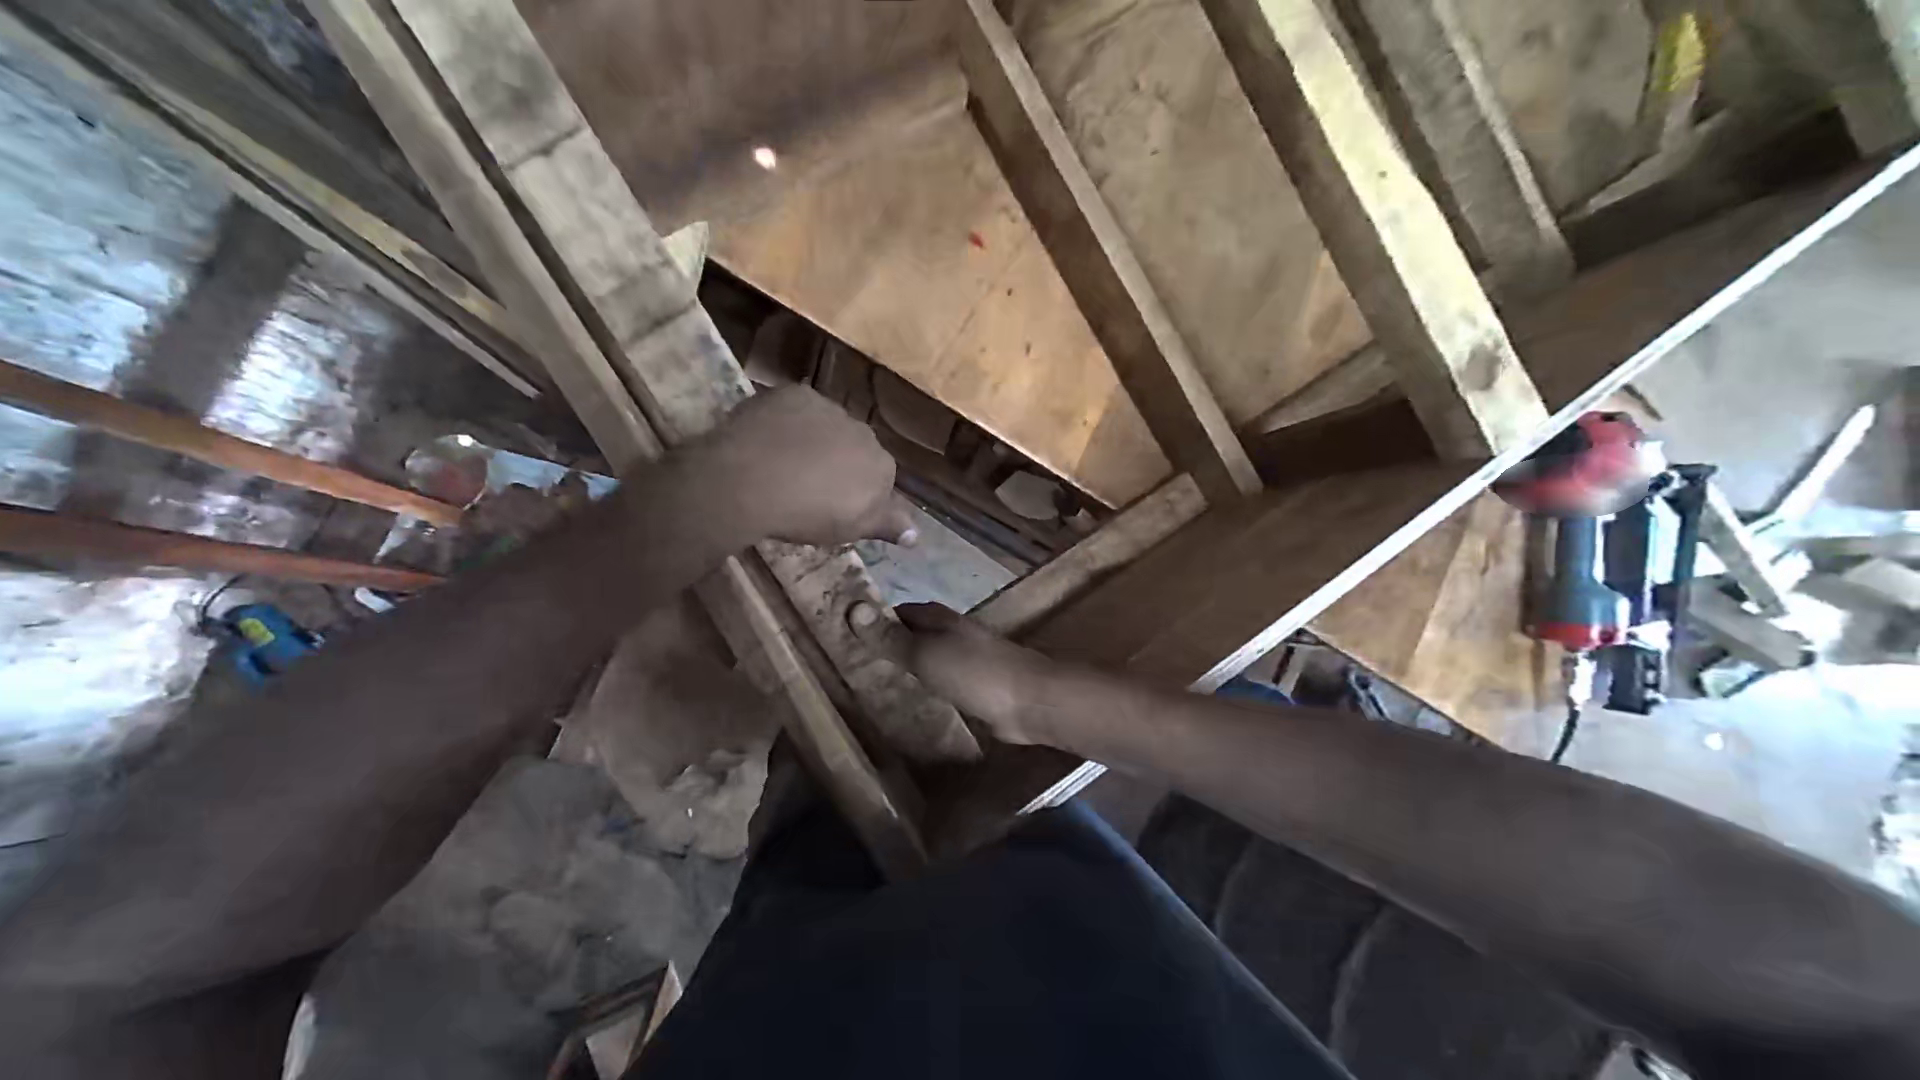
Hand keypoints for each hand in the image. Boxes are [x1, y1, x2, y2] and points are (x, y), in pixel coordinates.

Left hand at [699, 386, 916, 547]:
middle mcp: (863, 432)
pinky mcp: (793, 393)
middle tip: (809, 486)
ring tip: (784, 462)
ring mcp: (827, 408)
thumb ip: (887, 525)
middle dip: (839, 462)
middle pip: (855, 447)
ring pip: (827, 425)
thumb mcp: (851, 529)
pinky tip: (768, 439)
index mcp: (882, 465)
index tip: (836, 506)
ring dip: (814, 439)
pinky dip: (787, 420)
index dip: (858, 492)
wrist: (751, 480)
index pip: (880, 477)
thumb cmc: (807, 513)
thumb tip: (917, 535)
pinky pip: (796, 407)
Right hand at [849, 603, 1061, 746]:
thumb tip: (852, 607)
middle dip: (887, 643)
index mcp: (939, 617)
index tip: (845, 634)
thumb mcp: (924, 653)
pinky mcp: (973, 684)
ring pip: (925, 656)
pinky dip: (923, 684)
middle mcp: (951, 632)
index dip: (873, 619)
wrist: (1028, 701)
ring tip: (872, 682)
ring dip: (905, 665)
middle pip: (912, 633)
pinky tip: (909, 699)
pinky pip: (939, 679)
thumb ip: (890, 637)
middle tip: (853, 664)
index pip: (897, 611)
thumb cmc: (974, 672)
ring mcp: (964, 658)